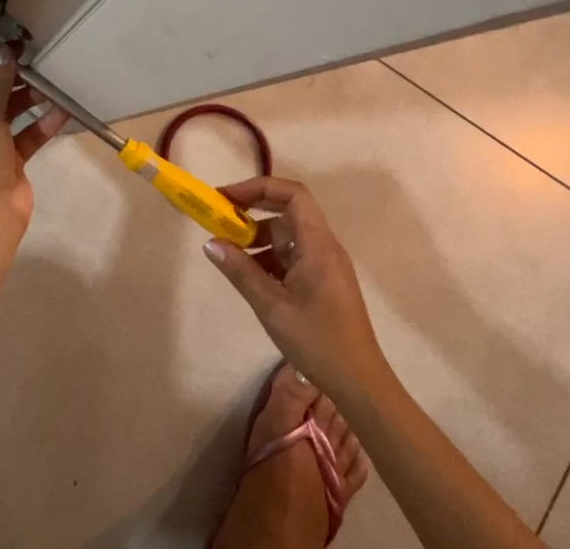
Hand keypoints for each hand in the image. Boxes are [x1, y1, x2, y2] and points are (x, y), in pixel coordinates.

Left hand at [0, 45, 69, 228]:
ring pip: (11, 113)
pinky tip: (62, 112)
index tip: (16, 50)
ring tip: (51, 87)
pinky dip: (42, 124)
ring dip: (30, 100)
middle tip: (38, 65)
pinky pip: (27, 135)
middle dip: (14, 81)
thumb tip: (3, 52)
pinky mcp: (11, 158)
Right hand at [203, 177, 388, 391]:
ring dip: (258, 239)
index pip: (292, 195)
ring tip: (230, 256)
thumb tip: (210, 243)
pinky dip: (269, 258)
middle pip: (288, 212)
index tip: (225, 198)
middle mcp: (325, 247)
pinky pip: (292, 256)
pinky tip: (251, 278)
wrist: (359, 382)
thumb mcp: (271, 306)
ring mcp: (326, 265)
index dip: (258, 188)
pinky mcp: (323, 281)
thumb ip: (240, 271)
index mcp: (318, 245)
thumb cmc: (317, 340)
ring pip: (288, 236)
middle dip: (252, 211)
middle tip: (219, 219)